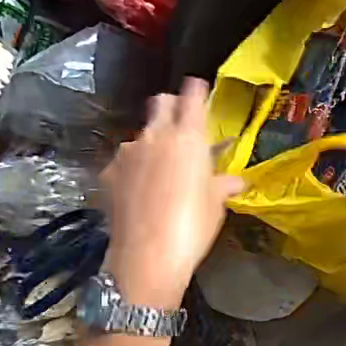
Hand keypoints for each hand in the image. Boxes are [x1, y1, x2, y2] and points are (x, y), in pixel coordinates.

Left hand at [101, 77, 243, 308]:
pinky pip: (125, 160)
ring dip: (152, 142)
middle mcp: (155, 136)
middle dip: (171, 106)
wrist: (146, 255)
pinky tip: (141, 189)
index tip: (200, 89)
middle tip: (182, 123)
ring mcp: (128, 152)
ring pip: (141, 134)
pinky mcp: (109, 173)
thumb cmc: (192, 226)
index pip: (192, 97)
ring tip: (161, 167)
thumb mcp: (216, 204)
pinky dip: (134, 166)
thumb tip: (236, 181)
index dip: (197, 90)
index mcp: (188, 137)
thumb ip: (223, 184)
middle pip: (161, 103)